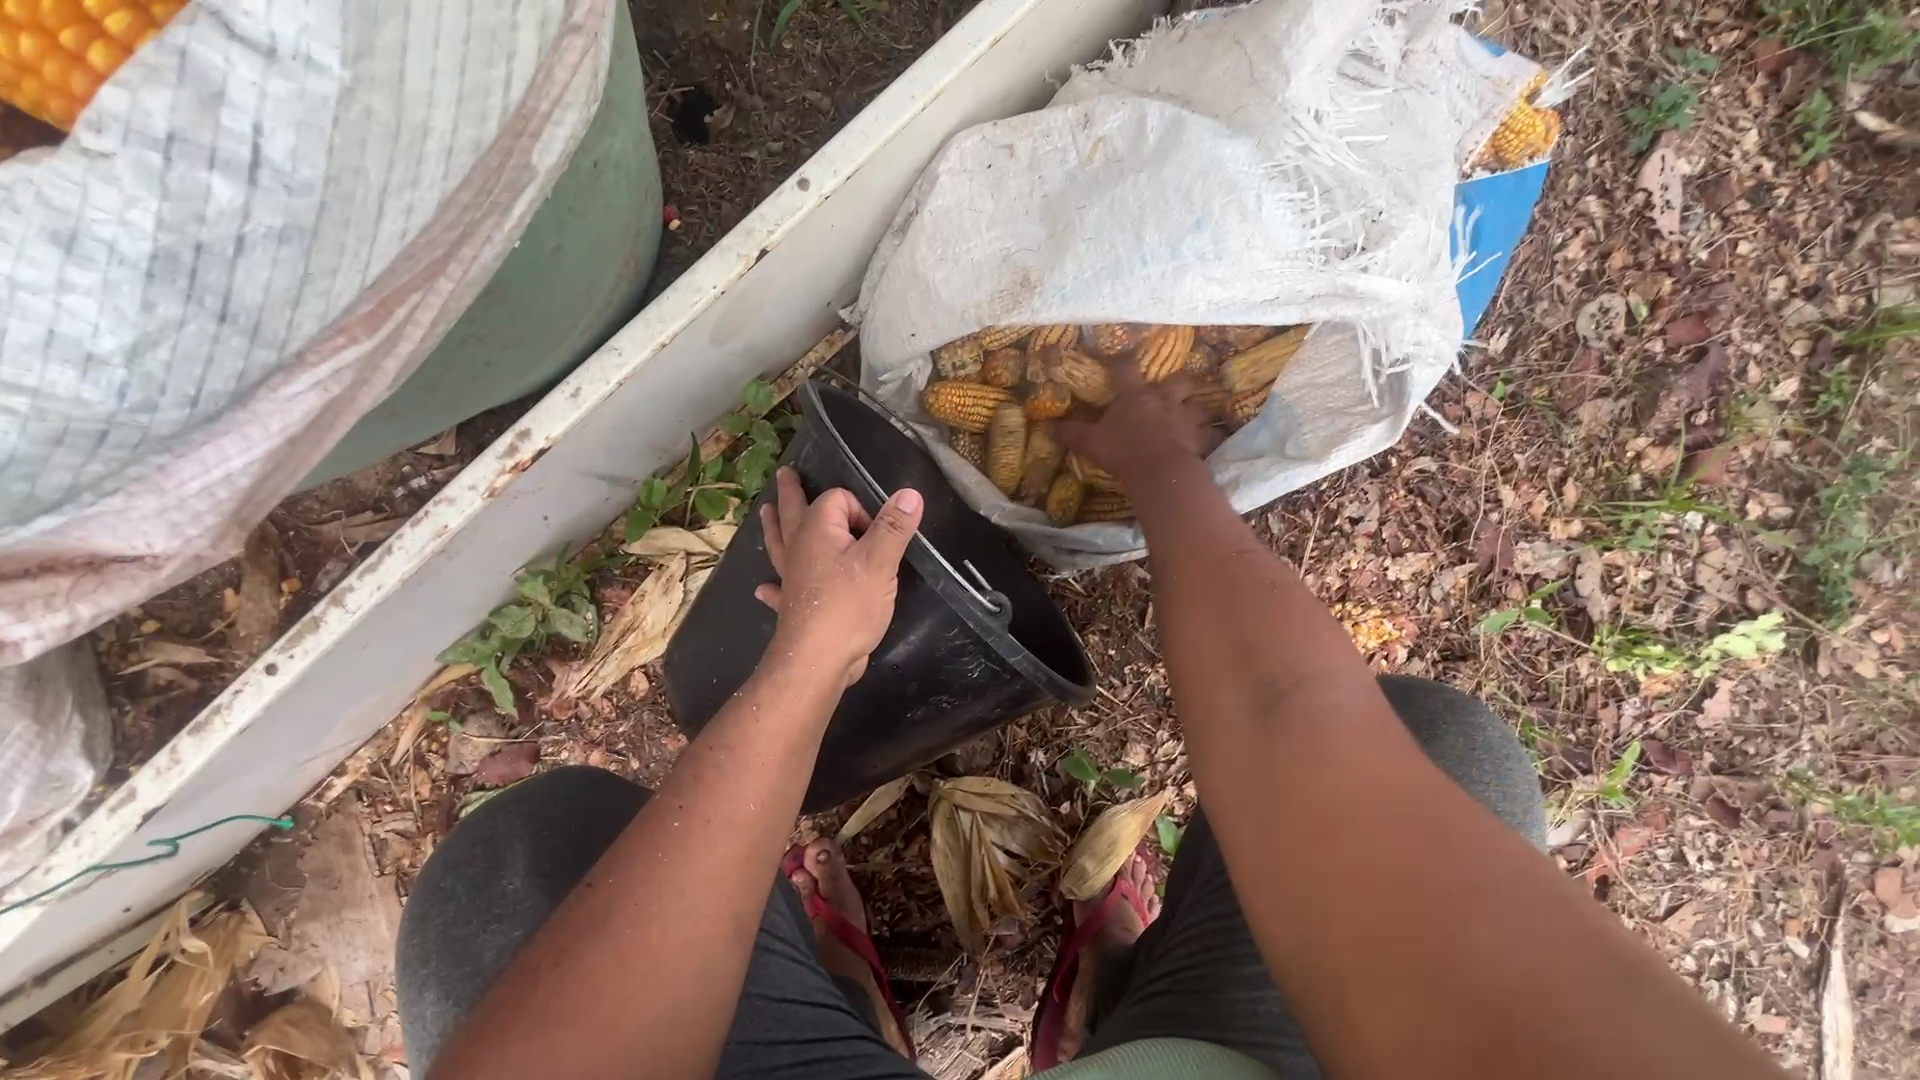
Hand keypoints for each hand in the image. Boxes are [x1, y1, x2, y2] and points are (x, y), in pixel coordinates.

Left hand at [756, 467, 923, 686]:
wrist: (818, 657)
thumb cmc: (849, 605)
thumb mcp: (880, 562)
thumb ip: (894, 527)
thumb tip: (909, 493)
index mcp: (818, 531)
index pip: (837, 500)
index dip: (861, 510)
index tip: (876, 535)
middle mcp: (799, 548)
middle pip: (794, 512)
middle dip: (792, 493)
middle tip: (785, 474)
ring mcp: (791, 577)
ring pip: (780, 544)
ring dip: (774, 528)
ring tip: (766, 513)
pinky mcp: (793, 604)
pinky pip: (779, 588)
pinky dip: (772, 586)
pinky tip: (764, 588)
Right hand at [1058, 359, 1221, 484]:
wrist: (1158, 470)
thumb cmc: (1122, 451)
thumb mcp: (1090, 443)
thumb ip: (1071, 433)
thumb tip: (1046, 426)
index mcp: (1135, 396)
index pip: (1126, 368)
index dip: (1123, 360)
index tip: (1123, 354)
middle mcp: (1164, 400)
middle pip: (1179, 381)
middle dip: (1178, 384)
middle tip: (1175, 390)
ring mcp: (1186, 418)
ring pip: (1200, 408)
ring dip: (1198, 412)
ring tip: (1197, 418)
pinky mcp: (1201, 439)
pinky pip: (1213, 437)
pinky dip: (1213, 439)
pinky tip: (1213, 443)